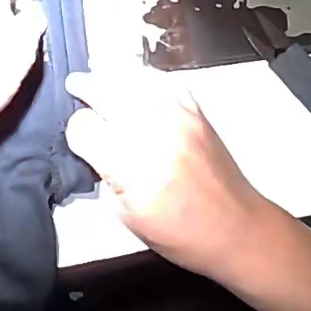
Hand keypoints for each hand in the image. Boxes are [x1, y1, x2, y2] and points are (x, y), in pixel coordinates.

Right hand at [64, 68, 285, 279]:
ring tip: (101, 79)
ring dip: (113, 77)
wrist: (235, 227)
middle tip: (75, 85)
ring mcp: (178, 117)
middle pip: (107, 91)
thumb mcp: (127, 215)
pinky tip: (136, 83)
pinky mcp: (196, 112)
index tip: (79, 136)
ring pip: (134, 78)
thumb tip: (96, 147)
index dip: (76, 130)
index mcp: (131, 166)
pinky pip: (164, 81)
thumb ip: (105, 176)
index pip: (85, 127)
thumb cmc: (182, 233)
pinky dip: (145, 78)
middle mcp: (153, 133)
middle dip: (86, 88)